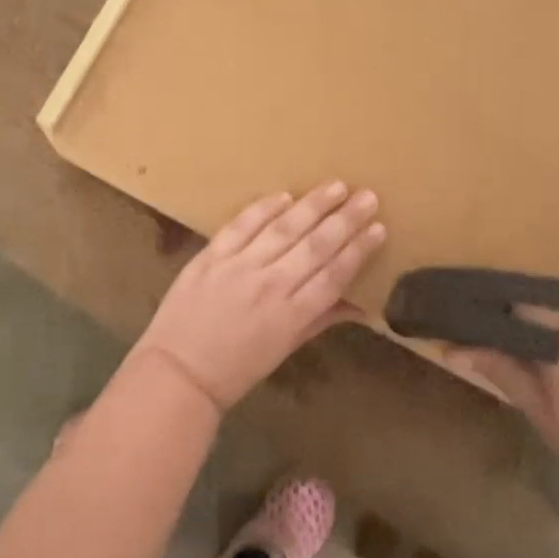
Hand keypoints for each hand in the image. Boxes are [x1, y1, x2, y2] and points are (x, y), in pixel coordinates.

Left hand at [133, 182, 385, 411]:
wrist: (179, 371)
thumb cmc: (235, 368)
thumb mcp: (284, 349)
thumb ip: (319, 320)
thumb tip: (359, 306)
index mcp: (292, 315)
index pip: (334, 274)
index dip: (358, 249)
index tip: (379, 227)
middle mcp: (270, 286)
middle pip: (315, 246)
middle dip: (345, 219)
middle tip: (368, 196)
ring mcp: (239, 267)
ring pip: (283, 228)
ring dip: (313, 205)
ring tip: (336, 186)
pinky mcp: (211, 256)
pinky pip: (242, 225)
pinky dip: (264, 208)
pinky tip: (284, 195)